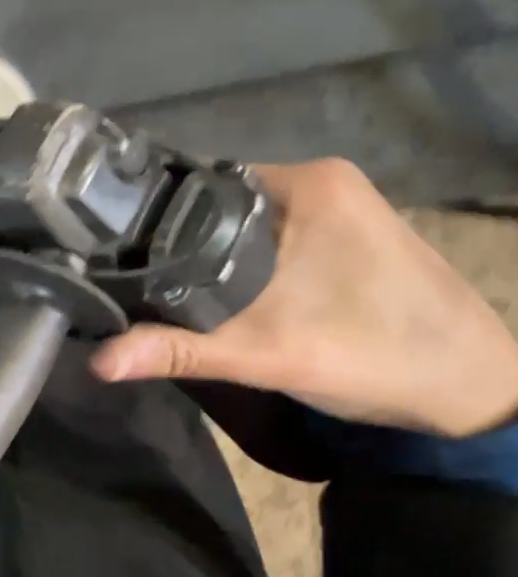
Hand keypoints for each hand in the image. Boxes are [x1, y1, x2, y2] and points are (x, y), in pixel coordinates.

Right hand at [90, 159, 517, 435]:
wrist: (478, 396)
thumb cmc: (380, 356)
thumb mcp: (267, 354)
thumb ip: (180, 350)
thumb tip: (97, 362)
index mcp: (308, 182)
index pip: (192, 185)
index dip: (141, 218)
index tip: (97, 249)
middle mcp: (319, 181)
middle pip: (208, 204)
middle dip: (164, 239)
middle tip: (111, 273)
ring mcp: (333, 206)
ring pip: (232, 222)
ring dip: (194, 251)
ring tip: (142, 281)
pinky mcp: (338, 234)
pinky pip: (259, 236)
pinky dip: (228, 259)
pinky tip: (201, 287)